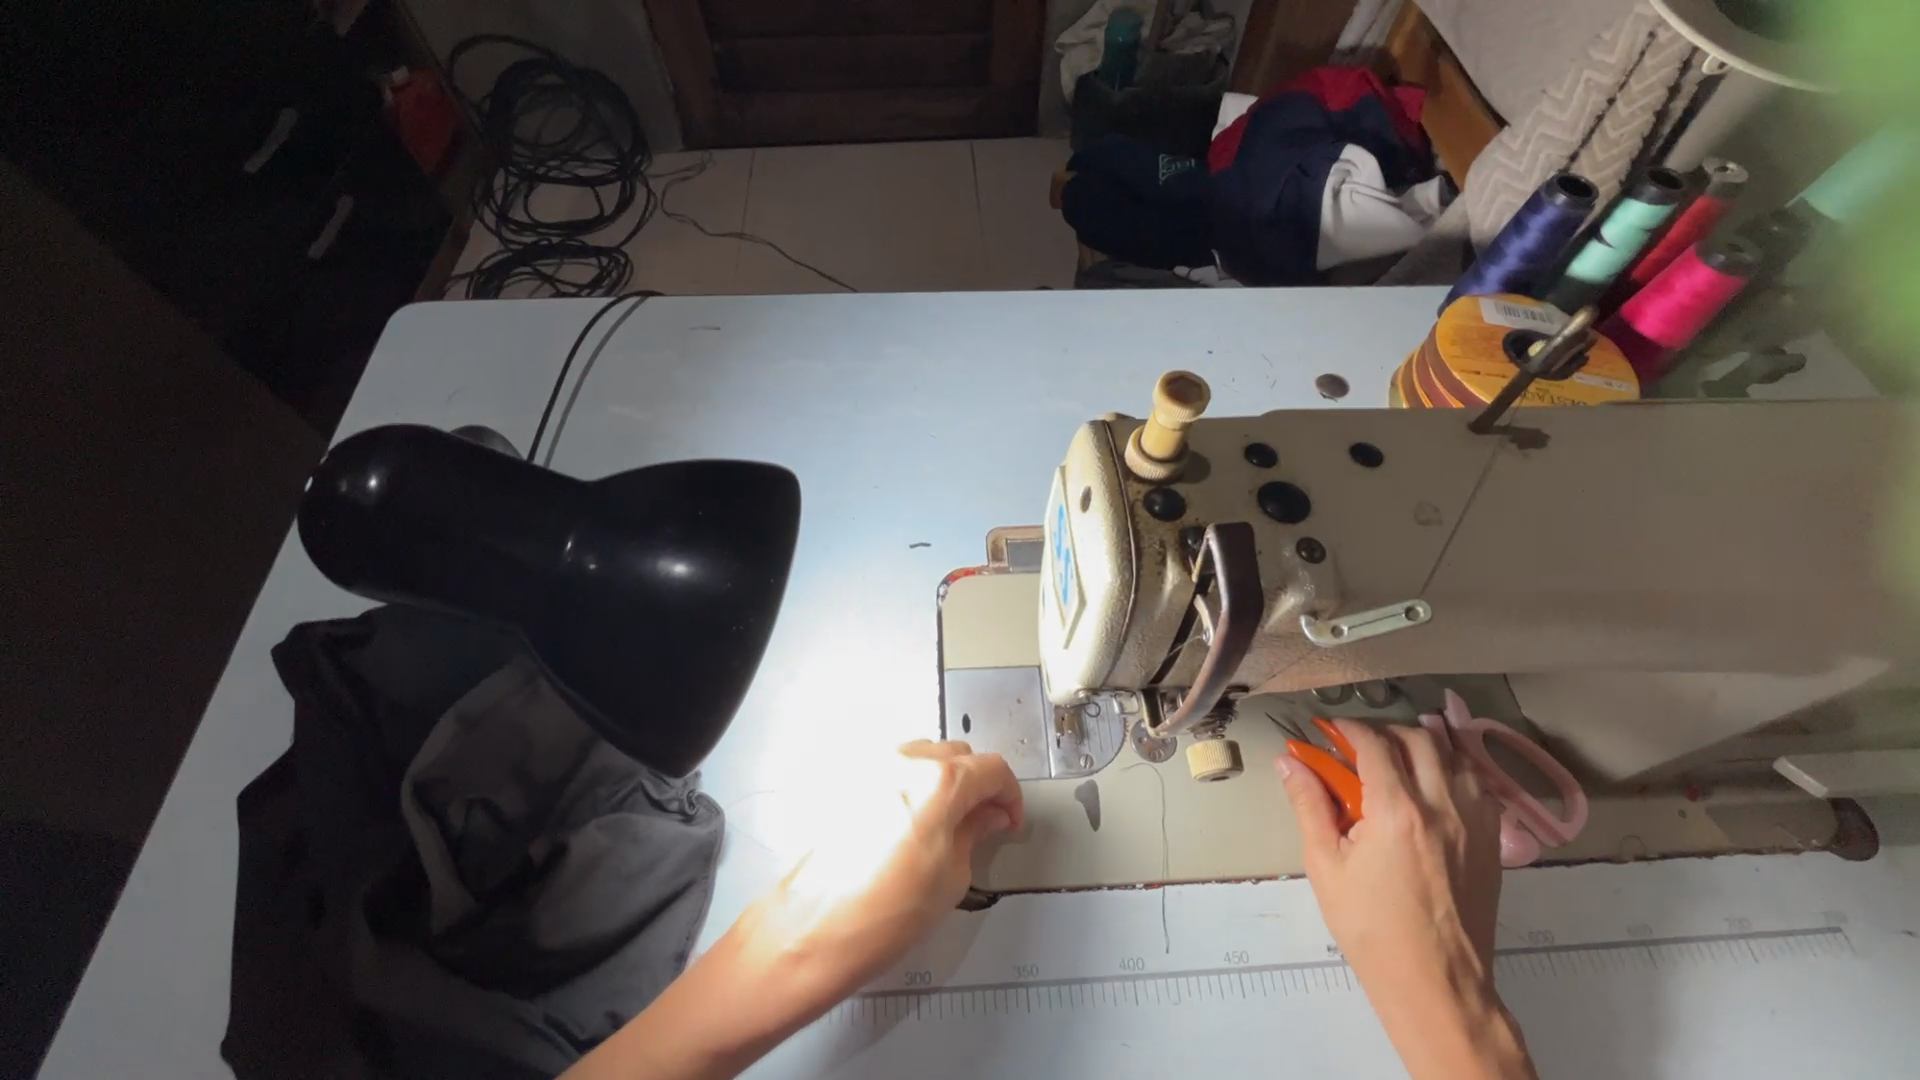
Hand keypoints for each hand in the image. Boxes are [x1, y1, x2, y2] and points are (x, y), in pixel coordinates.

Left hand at [563, 741, 1021, 1079]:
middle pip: (958, 755)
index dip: (1010, 795)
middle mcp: (905, 758)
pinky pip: (892, 768)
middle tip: (983, 823)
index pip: (993, 768)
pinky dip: (912, 784)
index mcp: (940, 779)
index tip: (1010, 822)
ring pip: (924, 755)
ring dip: (945, 779)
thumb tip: (988, 814)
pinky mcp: (845, 780)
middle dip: (978, 784)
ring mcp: (870, 765)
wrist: (809, 930)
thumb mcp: (951, 878)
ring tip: (947, 822)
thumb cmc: (887, 913)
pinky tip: (909, 822)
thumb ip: (975, 833)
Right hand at [1277, 720, 1534, 1079]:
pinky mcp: (1494, 843)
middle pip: (1420, 740)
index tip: (1330, 728)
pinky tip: (1437, 782)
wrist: (1435, 982)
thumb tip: (1289, 761)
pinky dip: (1457, 770)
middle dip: (1386, 731)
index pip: (1375, 745)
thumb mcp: (1325, 864)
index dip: (1349, 728)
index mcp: (1397, 811)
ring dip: (1425, 745)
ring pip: (1457, 757)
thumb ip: (1309, 804)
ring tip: (1398, 755)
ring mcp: (1476, 824)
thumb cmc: (1370, 926)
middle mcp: (1442, 807)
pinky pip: (1481, 786)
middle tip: (1359, 743)